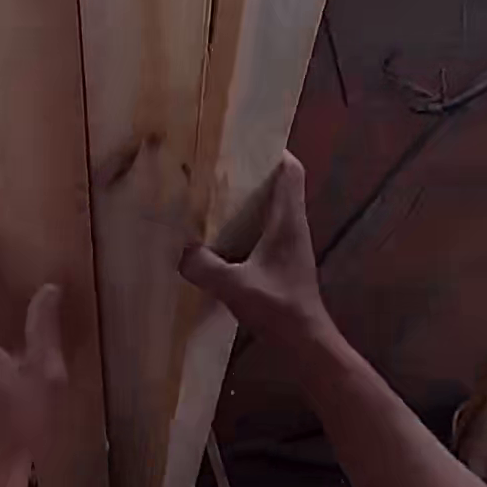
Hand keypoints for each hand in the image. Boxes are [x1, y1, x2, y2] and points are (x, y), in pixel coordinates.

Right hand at [179, 152, 335, 349]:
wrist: (305, 342)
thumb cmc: (278, 309)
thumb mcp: (234, 287)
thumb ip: (204, 267)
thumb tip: (181, 253)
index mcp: (287, 223)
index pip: (291, 172)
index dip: (273, 152)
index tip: (245, 144)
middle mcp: (293, 228)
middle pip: (280, 187)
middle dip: (253, 174)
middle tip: (219, 170)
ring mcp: (291, 246)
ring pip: (272, 210)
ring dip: (249, 202)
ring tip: (215, 198)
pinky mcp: (284, 263)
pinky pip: (266, 232)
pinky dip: (247, 227)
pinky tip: (222, 238)